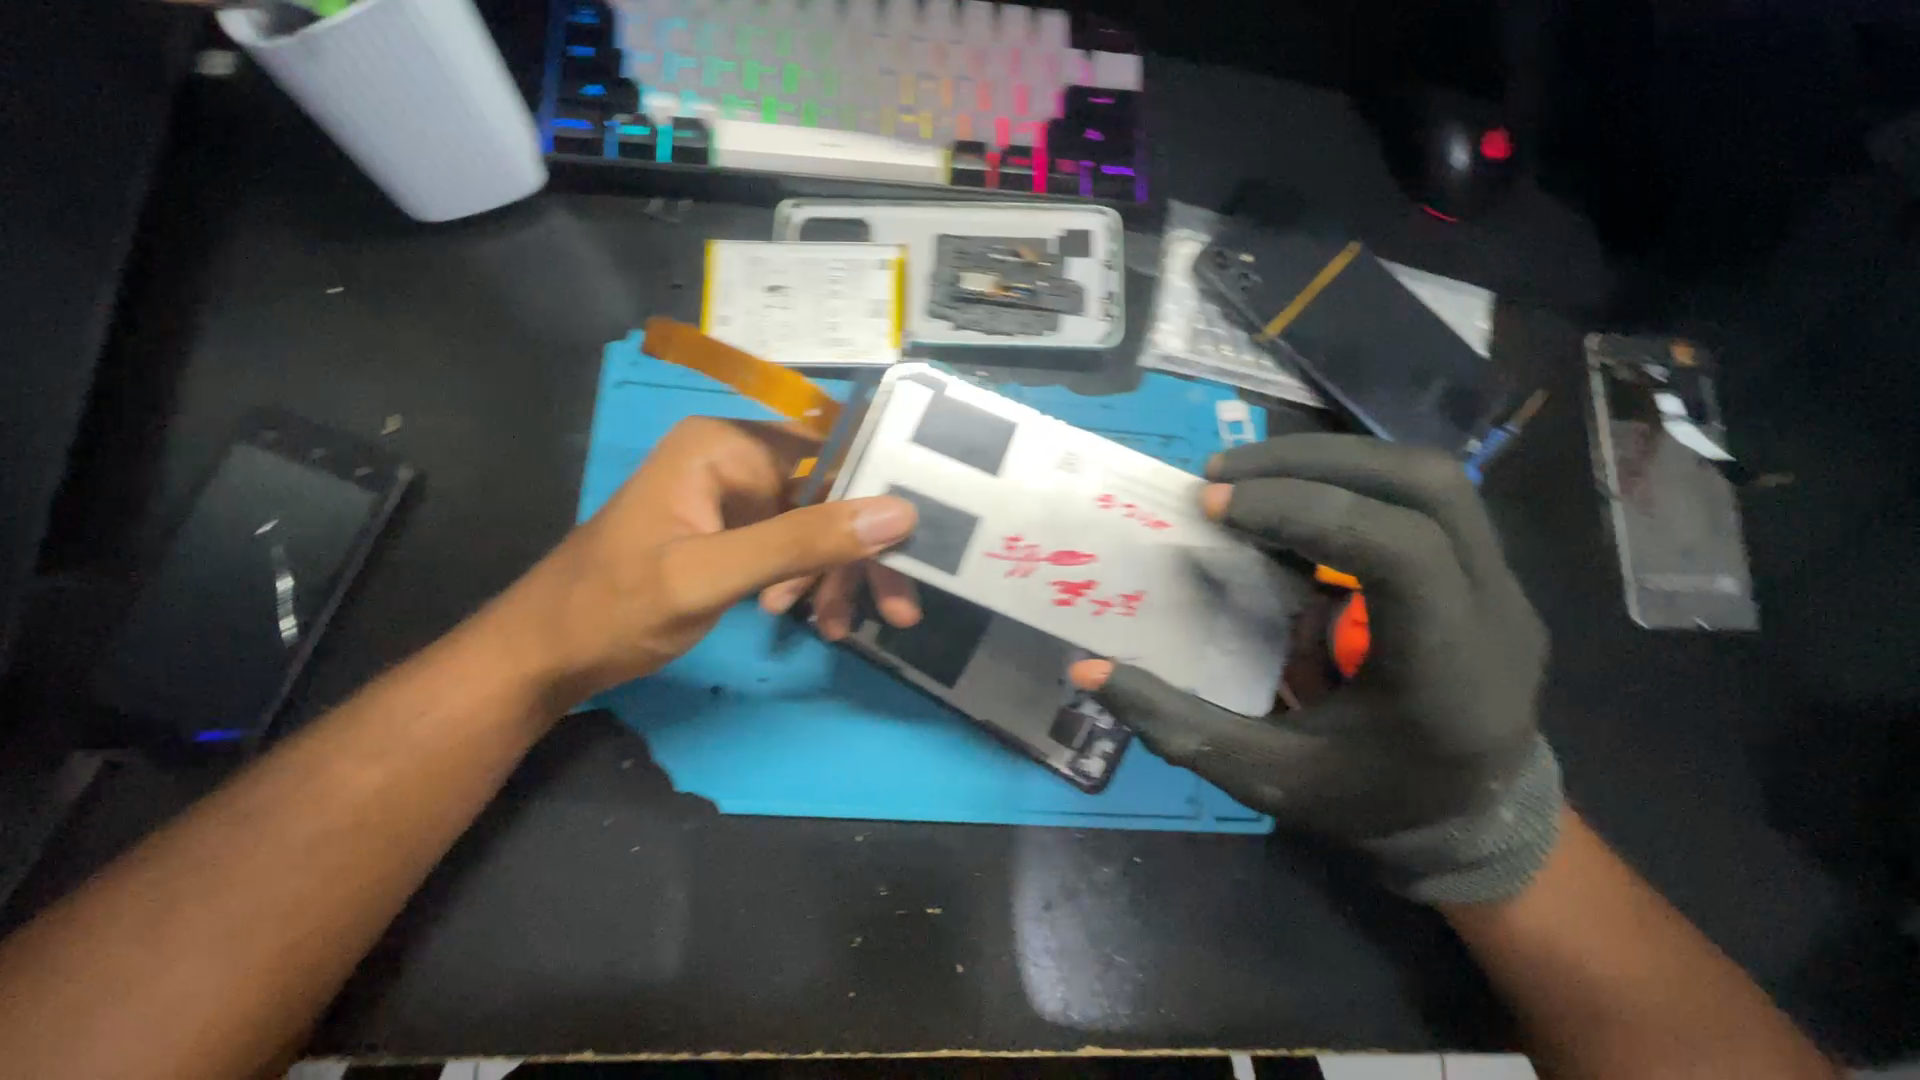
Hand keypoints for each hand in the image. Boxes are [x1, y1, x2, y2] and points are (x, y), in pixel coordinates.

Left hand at [502, 417, 919, 700]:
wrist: (548, 656)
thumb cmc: (613, 608)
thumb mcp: (709, 576)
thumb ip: (800, 542)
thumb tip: (898, 513)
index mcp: (723, 445)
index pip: (829, 451)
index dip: (879, 489)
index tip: (919, 541)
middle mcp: (736, 460)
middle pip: (830, 493)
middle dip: (861, 551)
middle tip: (899, 606)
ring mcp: (737, 498)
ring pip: (819, 526)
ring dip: (839, 576)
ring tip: (841, 627)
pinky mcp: (737, 534)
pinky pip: (796, 550)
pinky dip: (812, 584)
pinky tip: (814, 618)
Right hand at [1070, 434, 1560, 904]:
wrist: (1473, 823)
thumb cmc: (1369, 803)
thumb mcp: (1268, 779)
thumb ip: (1180, 724)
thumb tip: (1087, 669)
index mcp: (1450, 672)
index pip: (1400, 552)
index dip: (1306, 512)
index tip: (1217, 508)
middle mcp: (1496, 613)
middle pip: (1426, 488)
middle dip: (1315, 462)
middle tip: (1221, 476)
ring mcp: (1504, 584)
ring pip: (1431, 480)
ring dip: (1332, 461)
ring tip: (1245, 476)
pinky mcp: (1486, 572)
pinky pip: (1423, 500)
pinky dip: (1348, 483)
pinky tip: (1287, 502)